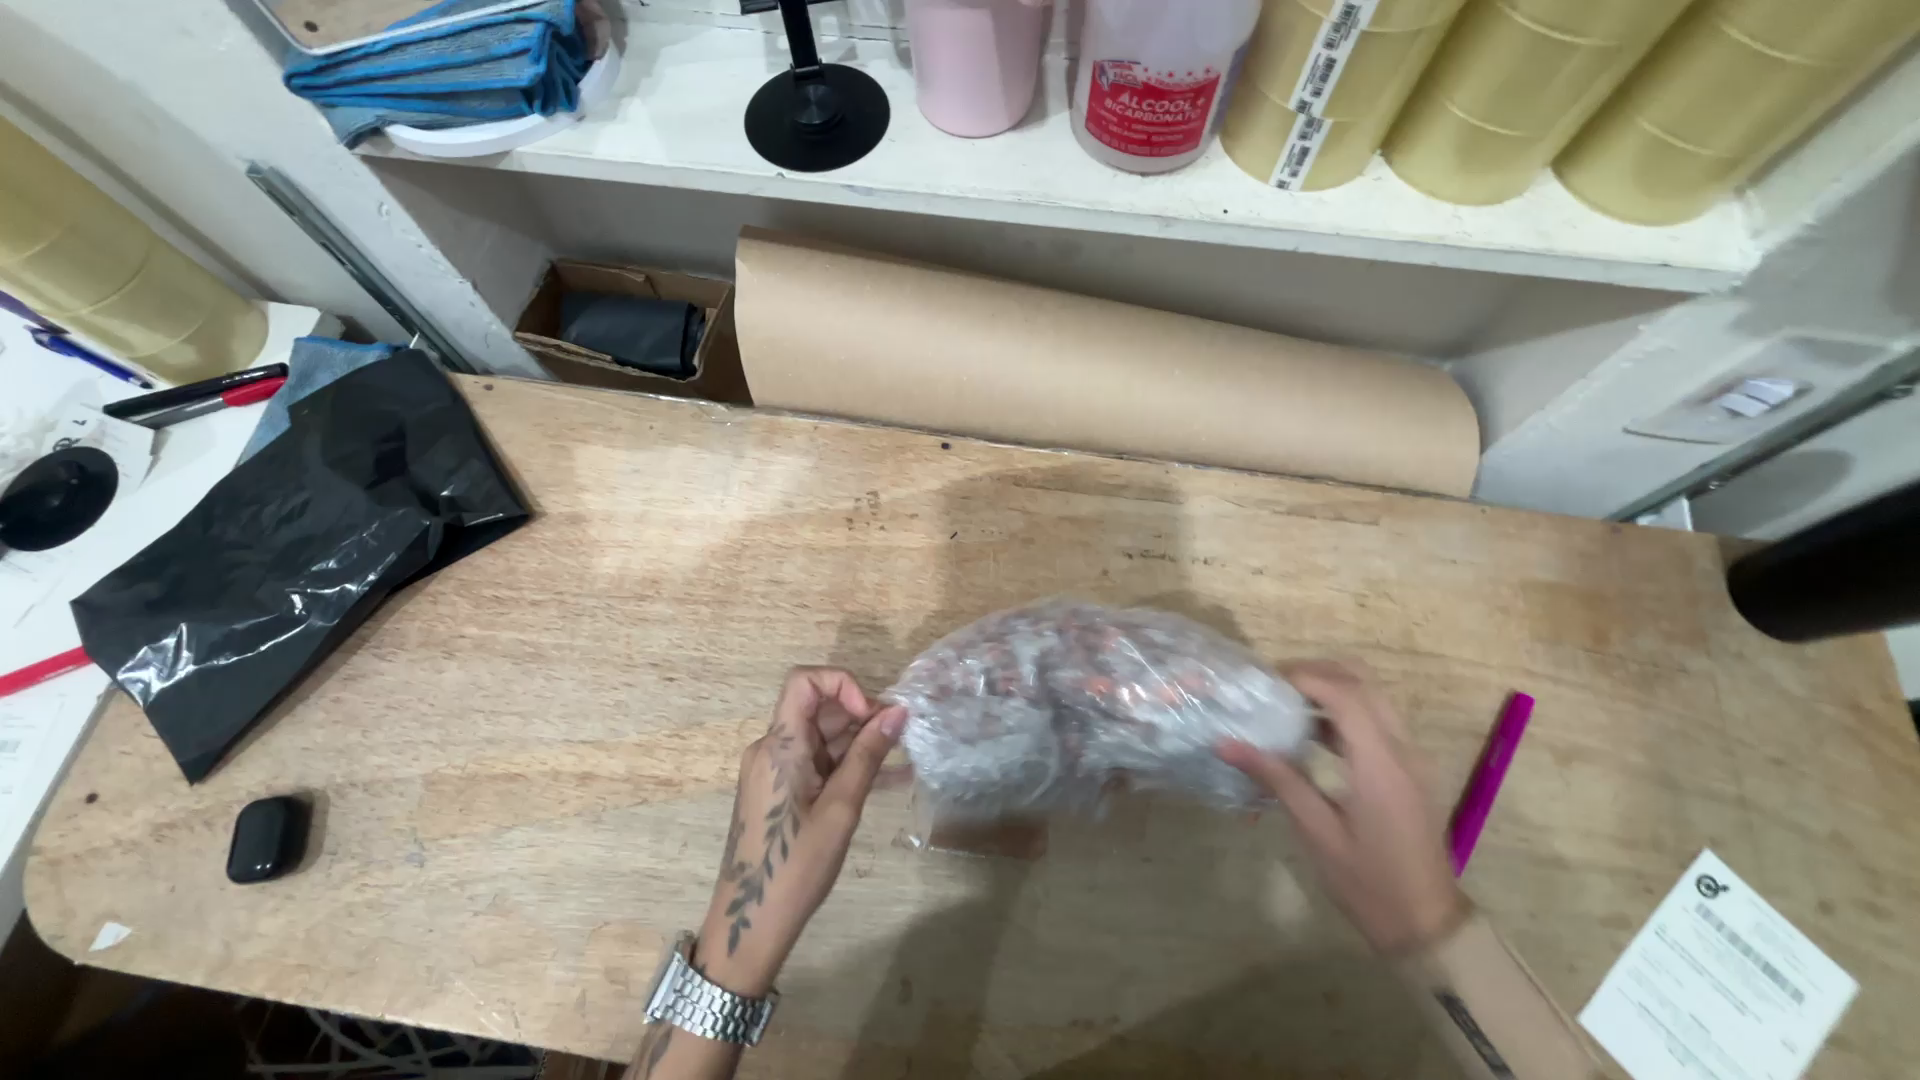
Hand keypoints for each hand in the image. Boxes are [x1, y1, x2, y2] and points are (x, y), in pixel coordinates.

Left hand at [694, 668, 905, 995]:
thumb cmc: (796, 867)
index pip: (804, 681)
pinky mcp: (779, 790)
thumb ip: (868, 756)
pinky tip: (886, 779)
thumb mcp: (841, 809)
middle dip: (861, 715)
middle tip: (899, 740)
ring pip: (820, 736)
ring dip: (859, 742)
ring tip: (899, 761)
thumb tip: (898, 712)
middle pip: (817, 709)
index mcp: (779, 746)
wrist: (750, 926)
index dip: (842, 684)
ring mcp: (773, 770)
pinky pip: (815, 762)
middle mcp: (770, 749)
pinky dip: (846, 765)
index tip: (872, 715)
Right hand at [1218, 660, 1467, 953]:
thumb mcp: (1316, 832)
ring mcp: (1412, 759)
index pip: (1346, 696)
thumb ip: (1276, 779)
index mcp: (1381, 766)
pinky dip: (1344, 712)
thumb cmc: (1367, 883)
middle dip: (1318, 673)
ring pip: (1374, 698)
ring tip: (1286, 704)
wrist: (1425, 923)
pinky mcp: (1410, 770)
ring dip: (1332, 689)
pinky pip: (1378, 721)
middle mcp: (1403, 751)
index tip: (1265, 681)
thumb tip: (1227, 743)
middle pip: (1364, 684)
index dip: (1305, 677)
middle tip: (1274, 684)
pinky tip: (1311, 733)